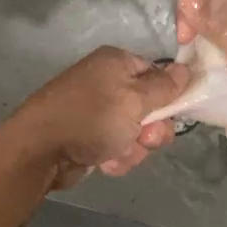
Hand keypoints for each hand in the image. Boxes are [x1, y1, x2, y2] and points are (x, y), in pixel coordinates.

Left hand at [0, 47, 189, 185]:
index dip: (168, 95)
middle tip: (143, 138)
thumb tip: (185, 69)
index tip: (174, 114)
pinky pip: (118, 146)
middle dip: (151, 129)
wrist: (41, 151)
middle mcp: (106, 82)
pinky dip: (116, 156)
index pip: (156, 73)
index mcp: (116, 63)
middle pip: (150, 106)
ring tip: (117, 153)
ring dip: (134, 147)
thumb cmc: (91, 118)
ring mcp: (97, 111)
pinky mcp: (89, 136)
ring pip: (136, 132)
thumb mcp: (134, 100)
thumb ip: (164, 87)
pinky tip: (104, 163)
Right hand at [175, 0, 226, 149]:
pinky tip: (202, 75)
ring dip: (201, 45)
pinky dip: (211, 60)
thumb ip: (217, 23)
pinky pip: (224, 52)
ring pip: (214, 31)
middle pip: (210, 7)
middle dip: (193, 26)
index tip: (185, 36)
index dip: (191, 4)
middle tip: (186, 53)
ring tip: (192, 66)